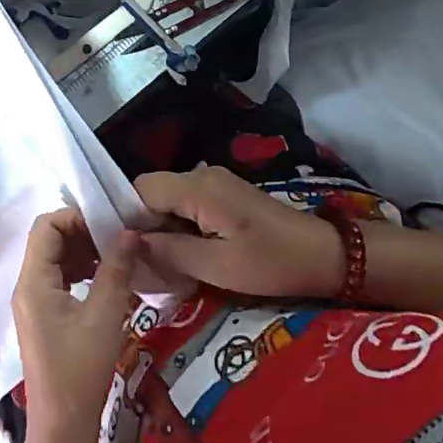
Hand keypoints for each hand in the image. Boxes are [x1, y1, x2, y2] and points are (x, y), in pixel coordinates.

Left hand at [11, 209, 136, 442]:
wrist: (63, 425)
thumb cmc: (81, 368)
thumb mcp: (105, 315)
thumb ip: (116, 268)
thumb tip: (130, 232)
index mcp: (34, 281)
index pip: (46, 226)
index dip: (76, 217)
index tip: (109, 223)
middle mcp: (28, 286)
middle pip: (50, 240)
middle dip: (84, 232)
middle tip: (119, 238)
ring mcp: (35, 303)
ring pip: (57, 259)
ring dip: (85, 251)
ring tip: (118, 256)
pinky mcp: (46, 318)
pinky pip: (61, 279)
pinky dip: (83, 271)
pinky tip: (108, 279)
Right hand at [135, 166, 344, 297]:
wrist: (323, 254)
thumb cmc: (271, 262)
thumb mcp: (217, 266)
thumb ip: (169, 252)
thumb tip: (130, 245)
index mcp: (197, 187)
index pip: (139, 188)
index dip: (124, 216)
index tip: (118, 248)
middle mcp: (201, 175)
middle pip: (152, 193)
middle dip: (141, 225)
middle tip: (136, 262)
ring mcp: (213, 183)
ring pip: (167, 200)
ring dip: (159, 228)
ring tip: (155, 262)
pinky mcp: (223, 195)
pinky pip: (186, 205)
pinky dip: (177, 227)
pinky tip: (180, 254)